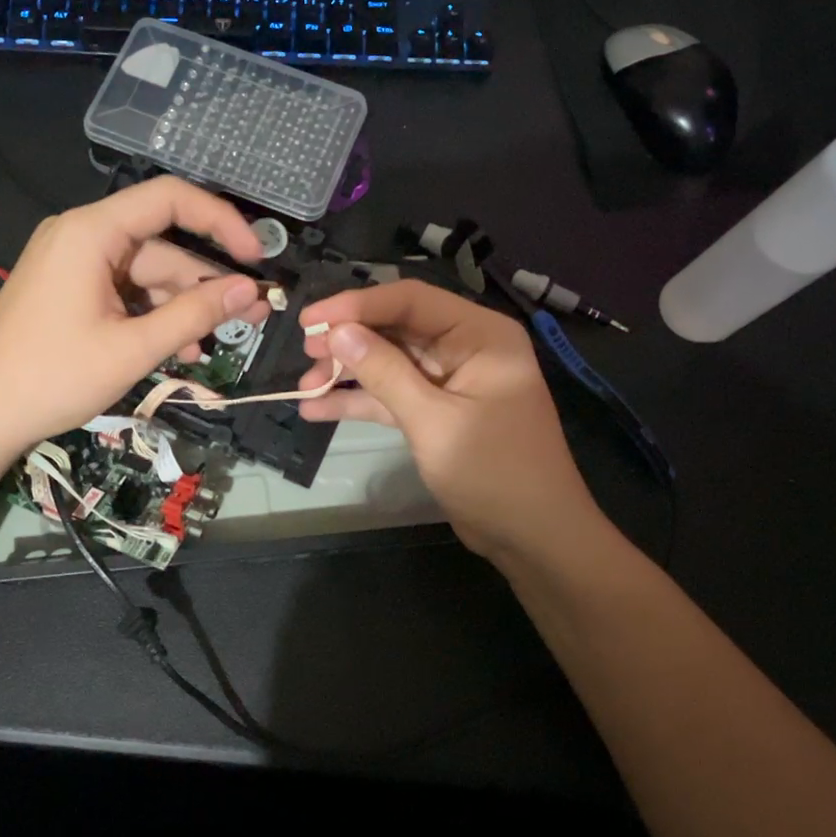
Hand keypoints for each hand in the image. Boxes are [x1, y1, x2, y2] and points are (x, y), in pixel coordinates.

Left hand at [0, 177, 268, 456]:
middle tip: (254, 316)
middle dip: (206, 283)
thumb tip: (248, 291)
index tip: (257, 257)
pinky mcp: (68, 292)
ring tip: (215, 346)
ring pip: (145, 276)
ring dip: (181, 309)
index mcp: (91, 232)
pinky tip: (179, 350)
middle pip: (161, 246)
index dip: (221, 221)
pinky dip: (151, 317)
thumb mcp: (132, 348)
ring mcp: (72, 265)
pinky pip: (122, 294)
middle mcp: (81, 236)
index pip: (170, 199)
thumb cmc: (53, 377)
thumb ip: (193, 315)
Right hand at [296, 281, 601, 563]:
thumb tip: (337, 331)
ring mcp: (450, 381)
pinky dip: (358, 401)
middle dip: (348, 340)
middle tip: (305, 351)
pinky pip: (391, 396)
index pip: (410, 301)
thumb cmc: (493, 471)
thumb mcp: (433, 420)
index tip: (309, 319)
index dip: (356, 305)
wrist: (531, 535)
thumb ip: (384, 373)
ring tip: (303, 387)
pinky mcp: (437, 413)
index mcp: (480, 335)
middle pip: (395, 328)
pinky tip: (316, 410)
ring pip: (388, 363)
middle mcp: (465, 347)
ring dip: (347, 373)